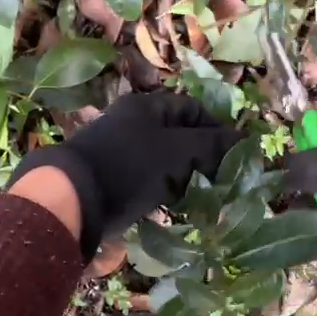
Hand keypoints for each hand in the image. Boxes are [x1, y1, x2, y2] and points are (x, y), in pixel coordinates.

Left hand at [11, 93, 238, 257]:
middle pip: (178, 136)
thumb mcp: (178, 153)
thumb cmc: (130, 167)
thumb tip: (243, 140)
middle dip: (201, 157)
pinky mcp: (110, 180)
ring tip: (200, 197)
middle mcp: (131, 124)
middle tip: (220, 179)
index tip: (233, 154)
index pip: (192, 109)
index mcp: (147, 108)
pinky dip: (163, 192)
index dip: (216, 128)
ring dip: (183, 178)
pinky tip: (172, 207)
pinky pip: (146, 181)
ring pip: (163, 161)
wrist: (72, 199)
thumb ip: (212, 146)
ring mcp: (119, 152)